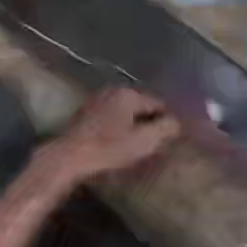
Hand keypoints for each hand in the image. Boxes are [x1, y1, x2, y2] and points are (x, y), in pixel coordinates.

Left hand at [40, 85, 181, 186]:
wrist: (69, 156)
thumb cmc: (109, 149)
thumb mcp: (144, 142)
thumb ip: (166, 128)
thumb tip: (177, 121)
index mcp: (128, 94)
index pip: (159, 104)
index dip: (168, 122)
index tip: (171, 141)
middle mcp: (112, 90)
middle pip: (142, 106)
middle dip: (150, 124)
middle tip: (156, 146)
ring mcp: (97, 100)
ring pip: (126, 112)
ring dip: (134, 127)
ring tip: (138, 148)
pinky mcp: (86, 112)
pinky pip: (111, 117)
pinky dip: (119, 128)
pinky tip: (118, 145)